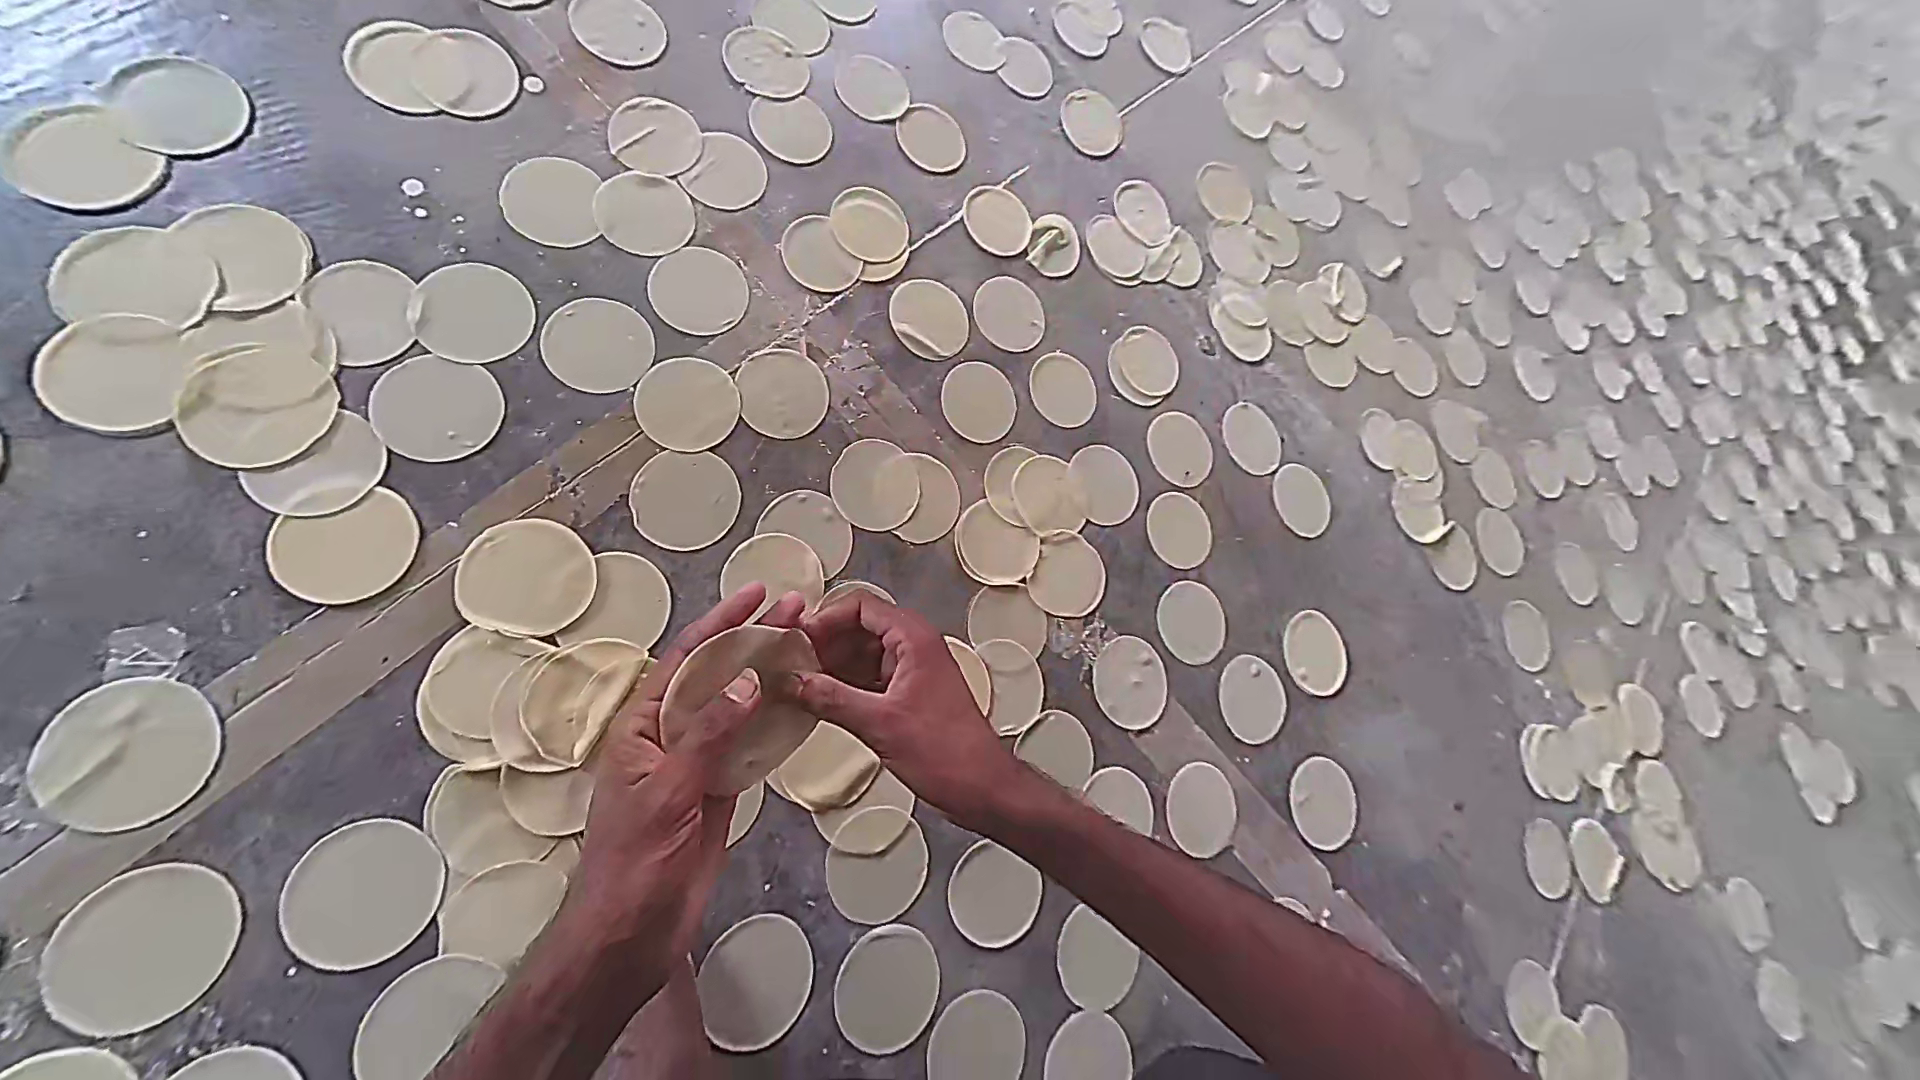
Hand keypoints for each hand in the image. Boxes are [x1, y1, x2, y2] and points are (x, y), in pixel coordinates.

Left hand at [567, 584, 807, 957]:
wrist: (634, 931)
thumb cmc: (635, 859)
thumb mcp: (668, 788)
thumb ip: (708, 733)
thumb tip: (747, 681)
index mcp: (645, 724)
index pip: (687, 658)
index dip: (722, 623)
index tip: (755, 596)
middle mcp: (673, 732)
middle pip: (719, 675)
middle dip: (754, 641)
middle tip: (795, 611)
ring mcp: (700, 758)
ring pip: (740, 705)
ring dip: (770, 676)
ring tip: (804, 647)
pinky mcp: (721, 785)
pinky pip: (752, 742)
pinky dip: (776, 720)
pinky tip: (801, 702)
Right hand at [789, 594, 1025, 832]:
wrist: (981, 785)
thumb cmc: (944, 751)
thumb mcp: (880, 723)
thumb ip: (832, 699)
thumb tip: (791, 682)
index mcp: (914, 639)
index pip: (862, 606)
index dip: (827, 619)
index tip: (798, 639)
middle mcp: (914, 646)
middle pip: (860, 627)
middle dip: (826, 643)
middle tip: (791, 663)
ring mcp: (912, 669)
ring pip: (864, 654)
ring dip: (833, 665)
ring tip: (799, 682)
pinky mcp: (909, 693)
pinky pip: (870, 677)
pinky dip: (846, 685)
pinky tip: (821, 700)